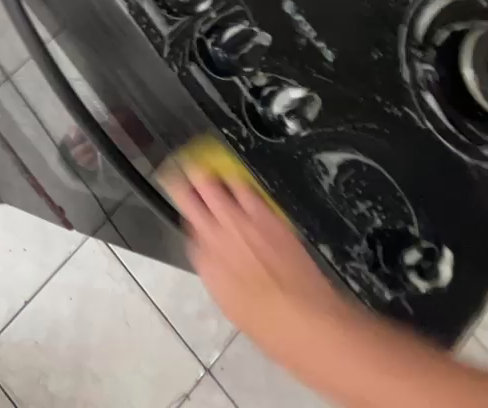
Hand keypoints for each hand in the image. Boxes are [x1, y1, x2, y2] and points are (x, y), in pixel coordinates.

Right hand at [163, 165, 354, 348]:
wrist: (310, 321)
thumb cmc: (267, 322)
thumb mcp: (226, 300)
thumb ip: (211, 267)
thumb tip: (205, 250)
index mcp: (203, 255)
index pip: (185, 217)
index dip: (180, 203)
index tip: (178, 193)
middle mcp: (217, 232)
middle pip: (195, 192)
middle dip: (188, 175)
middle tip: (185, 166)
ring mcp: (244, 221)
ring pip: (219, 183)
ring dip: (212, 173)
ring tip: (209, 166)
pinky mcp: (270, 218)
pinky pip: (249, 190)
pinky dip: (239, 183)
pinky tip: (239, 181)